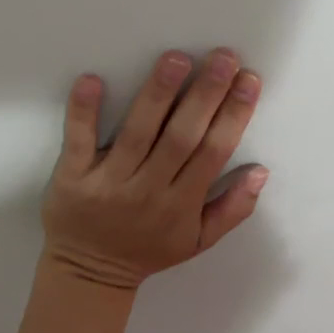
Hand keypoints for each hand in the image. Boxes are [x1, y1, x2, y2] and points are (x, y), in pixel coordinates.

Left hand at [41, 49, 268, 289]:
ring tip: (176, 58)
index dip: (234, 115)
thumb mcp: (199, 241)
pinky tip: (92, 79)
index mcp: (182, 203)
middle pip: (182, 136)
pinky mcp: (72, 177)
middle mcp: (149, 189)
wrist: (87, 275)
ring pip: (138, 132)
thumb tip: (261, 171)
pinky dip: (83, 111)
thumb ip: (233, 208)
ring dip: (158, 93)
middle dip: (205, 94)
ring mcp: (109, 182)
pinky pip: (78, 140)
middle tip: (223, 56)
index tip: (249, 80)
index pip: (214, 151)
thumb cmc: (148, 251)